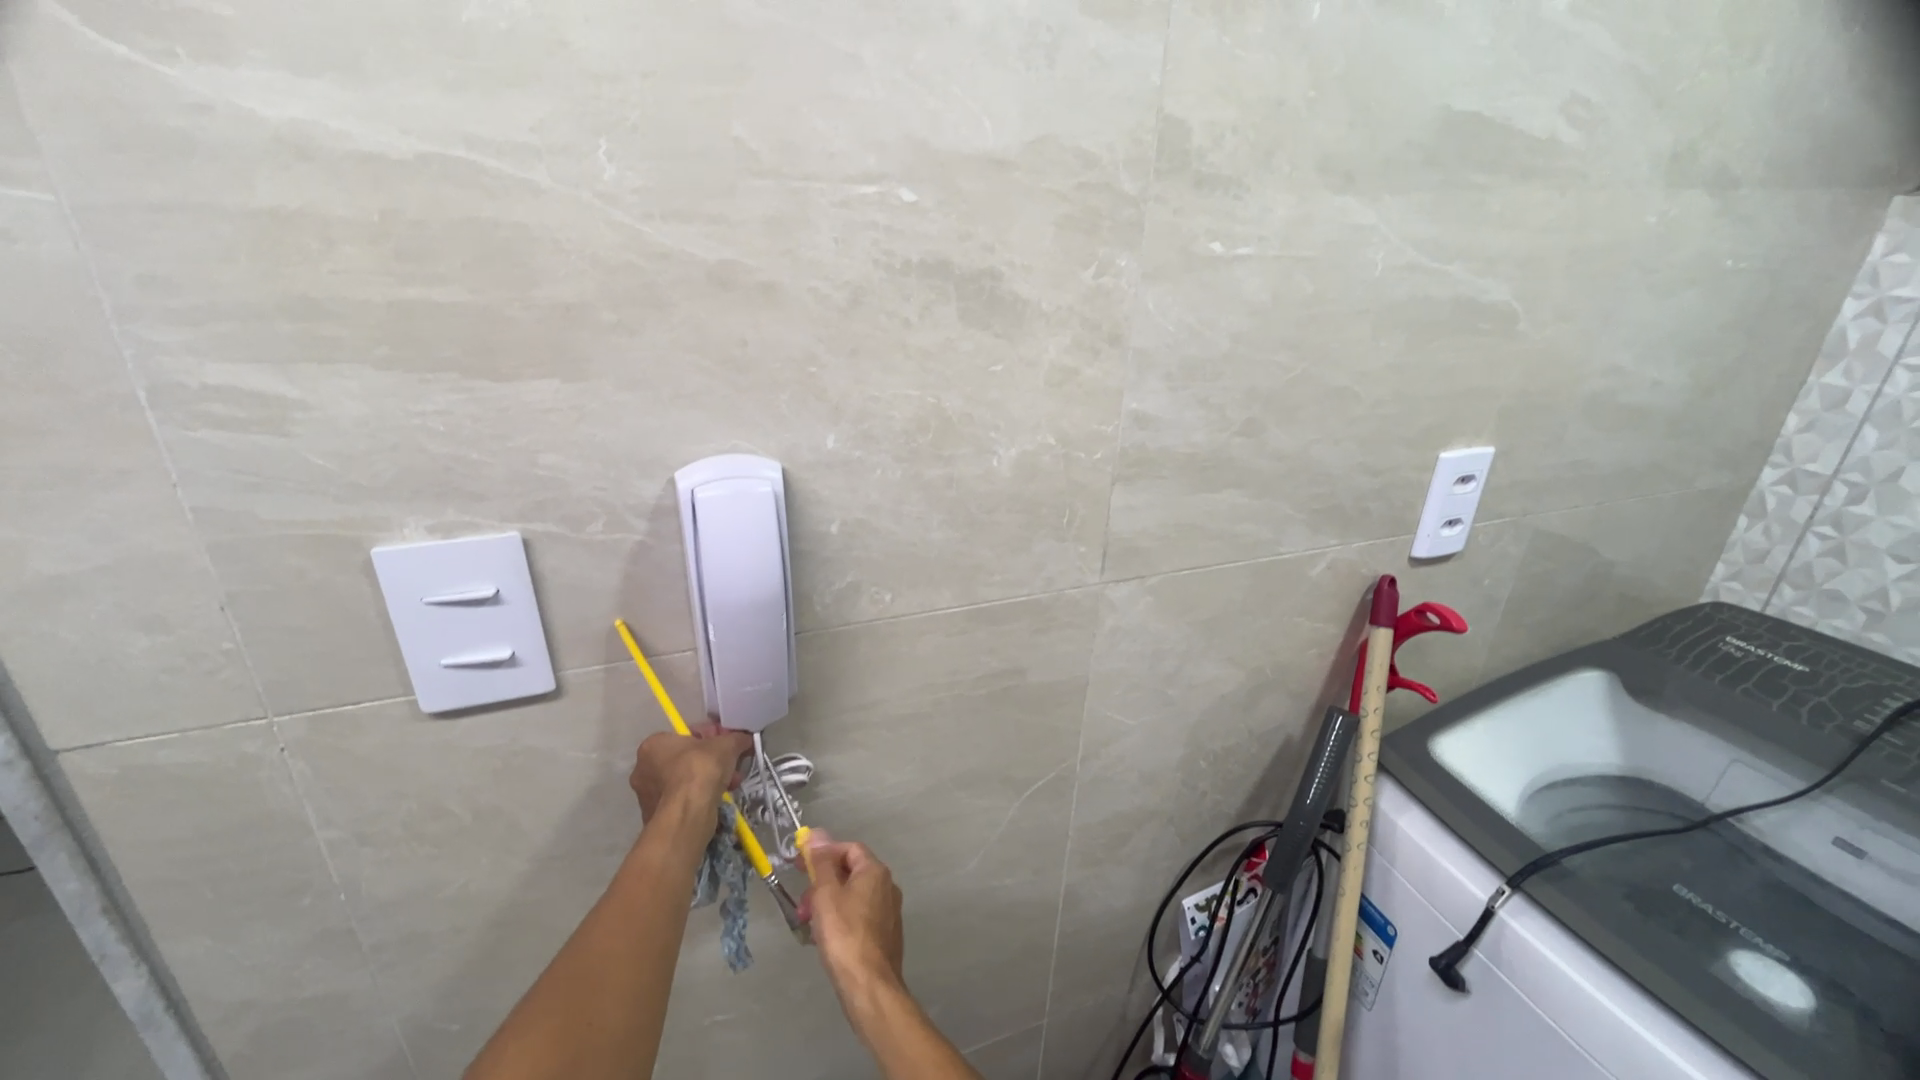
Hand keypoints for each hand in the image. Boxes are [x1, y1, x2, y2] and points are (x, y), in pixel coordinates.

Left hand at [629, 726, 751, 822]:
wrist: (687, 814)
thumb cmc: (700, 769)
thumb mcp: (726, 744)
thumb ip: (736, 739)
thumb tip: (744, 739)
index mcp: (652, 744)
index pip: (685, 736)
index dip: (711, 737)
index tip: (727, 745)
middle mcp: (642, 768)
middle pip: (684, 760)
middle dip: (710, 762)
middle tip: (730, 766)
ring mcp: (646, 795)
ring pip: (683, 782)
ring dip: (706, 781)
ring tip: (729, 784)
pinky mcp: (654, 816)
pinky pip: (681, 800)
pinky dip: (699, 798)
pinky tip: (717, 800)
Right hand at [800, 830, 905, 998]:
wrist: (869, 984)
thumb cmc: (844, 933)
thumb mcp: (826, 893)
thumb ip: (821, 862)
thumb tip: (817, 834)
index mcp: (875, 872)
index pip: (849, 848)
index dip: (824, 852)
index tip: (801, 865)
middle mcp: (887, 887)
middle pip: (850, 872)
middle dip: (822, 883)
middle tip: (802, 902)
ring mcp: (889, 912)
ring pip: (852, 896)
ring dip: (827, 903)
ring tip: (808, 923)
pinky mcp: (885, 934)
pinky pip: (858, 916)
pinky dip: (839, 919)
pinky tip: (823, 937)